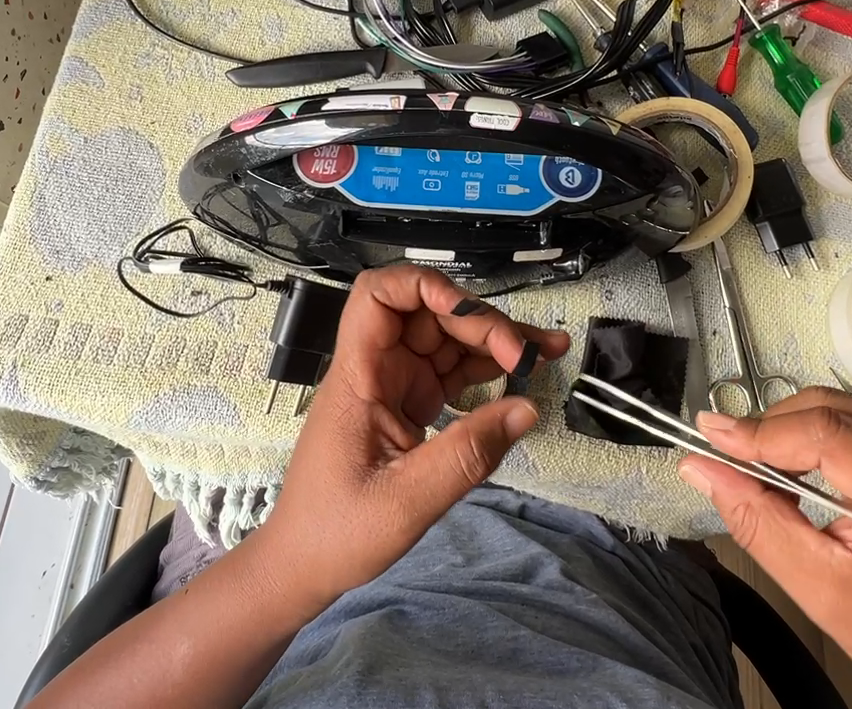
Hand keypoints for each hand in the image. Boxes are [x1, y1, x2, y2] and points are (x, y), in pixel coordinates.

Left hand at [257, 265, 569, 606]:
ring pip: (447, 339)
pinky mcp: (411, 402)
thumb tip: (528, 409)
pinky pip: (452, 370)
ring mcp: (396, 383)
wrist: (303, 564)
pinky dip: (488, 368)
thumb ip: (467, 456)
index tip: (467, 313)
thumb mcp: (405, 502)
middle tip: (529, 356)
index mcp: (359, 374)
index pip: (378, 295)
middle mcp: (377, 367)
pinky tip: (523, 372)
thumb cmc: (336, 532)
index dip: (424, 286)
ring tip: (548, 349)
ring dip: (494, 340)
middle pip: (430, 315)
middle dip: (480, 323)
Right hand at [679, 388, 851, 708]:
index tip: (710, 437)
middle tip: (728, 461)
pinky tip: (790, 472)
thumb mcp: (819, 589)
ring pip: (836, 408)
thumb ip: (757, 521)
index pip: (831, 435)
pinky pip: (849, 420)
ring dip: (786, 431)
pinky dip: (806, 436)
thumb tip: (699, 466)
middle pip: (832, 411)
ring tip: (759, 473)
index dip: (764, 431)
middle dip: (770, 429)